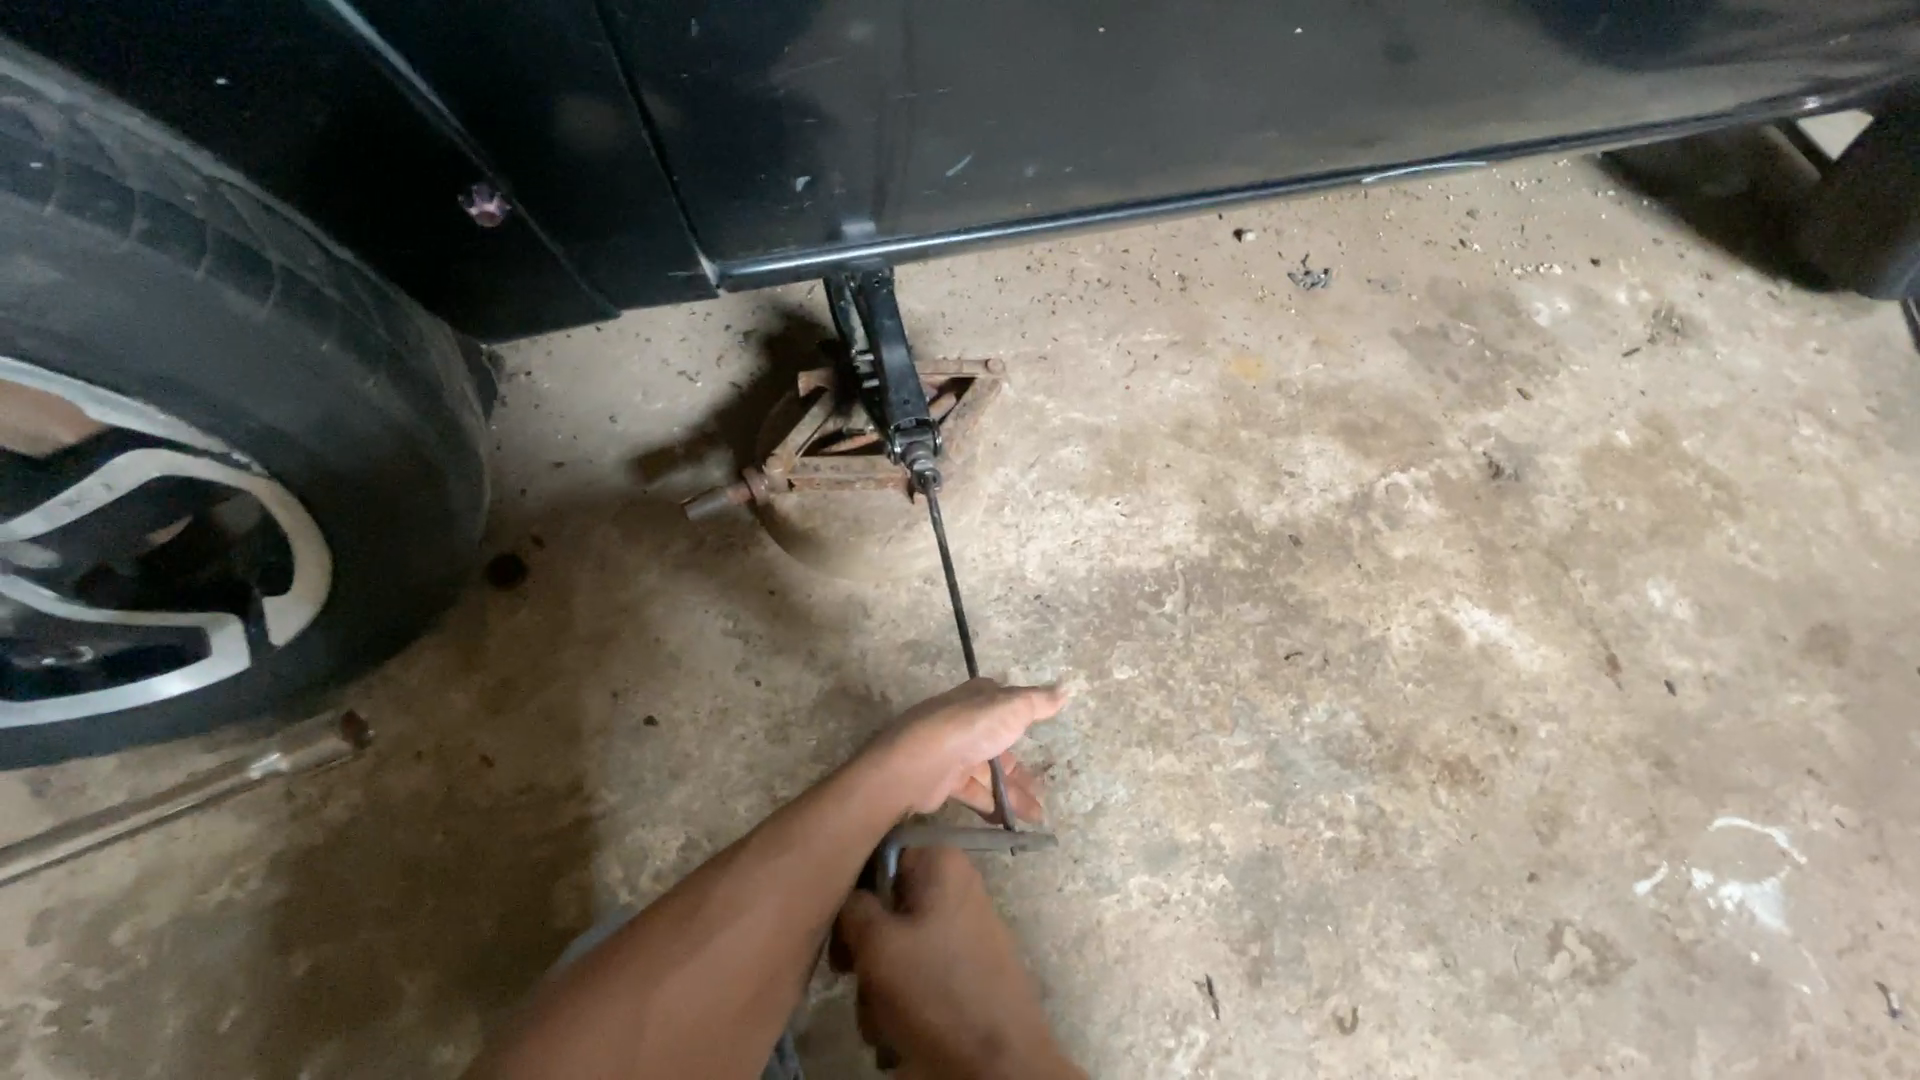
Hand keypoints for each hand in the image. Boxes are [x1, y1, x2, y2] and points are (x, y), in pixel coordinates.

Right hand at [836, 847, 1081, 1078]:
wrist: (1000, 1064)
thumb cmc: (937, 990)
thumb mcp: (878, 944)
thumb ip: (852, 907)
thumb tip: (850, 900)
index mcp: (941, 862)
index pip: (877, 856)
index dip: (851, 891)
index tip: (838, 930)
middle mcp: (956, 884)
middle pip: (886, 905)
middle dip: (865, 949)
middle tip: (853, 977)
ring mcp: (964, 925)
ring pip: (898, 943)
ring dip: (878, 983)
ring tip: (880, 1015)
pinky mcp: (968, 965)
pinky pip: (919, 969)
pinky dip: (902, 997)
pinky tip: (897, 1028)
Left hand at [869, 679, 1064, 823]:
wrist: (921, 761)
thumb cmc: (972, 727)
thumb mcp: (1013, 707)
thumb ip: (1039, 702)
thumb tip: (1066, 688)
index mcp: (980, 699)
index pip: (1004, 704)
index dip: (1022, 717)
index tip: (1041, 734)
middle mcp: (966, 722)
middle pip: (998, 745)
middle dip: (1020, 769)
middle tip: (1044, 792)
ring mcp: (954, 752)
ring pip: (989, 774)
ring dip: (1013, 794)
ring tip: (1037, 817)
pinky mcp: (945, 781)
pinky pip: (975, 793)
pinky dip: (993, 806)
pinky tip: (1010, 823)